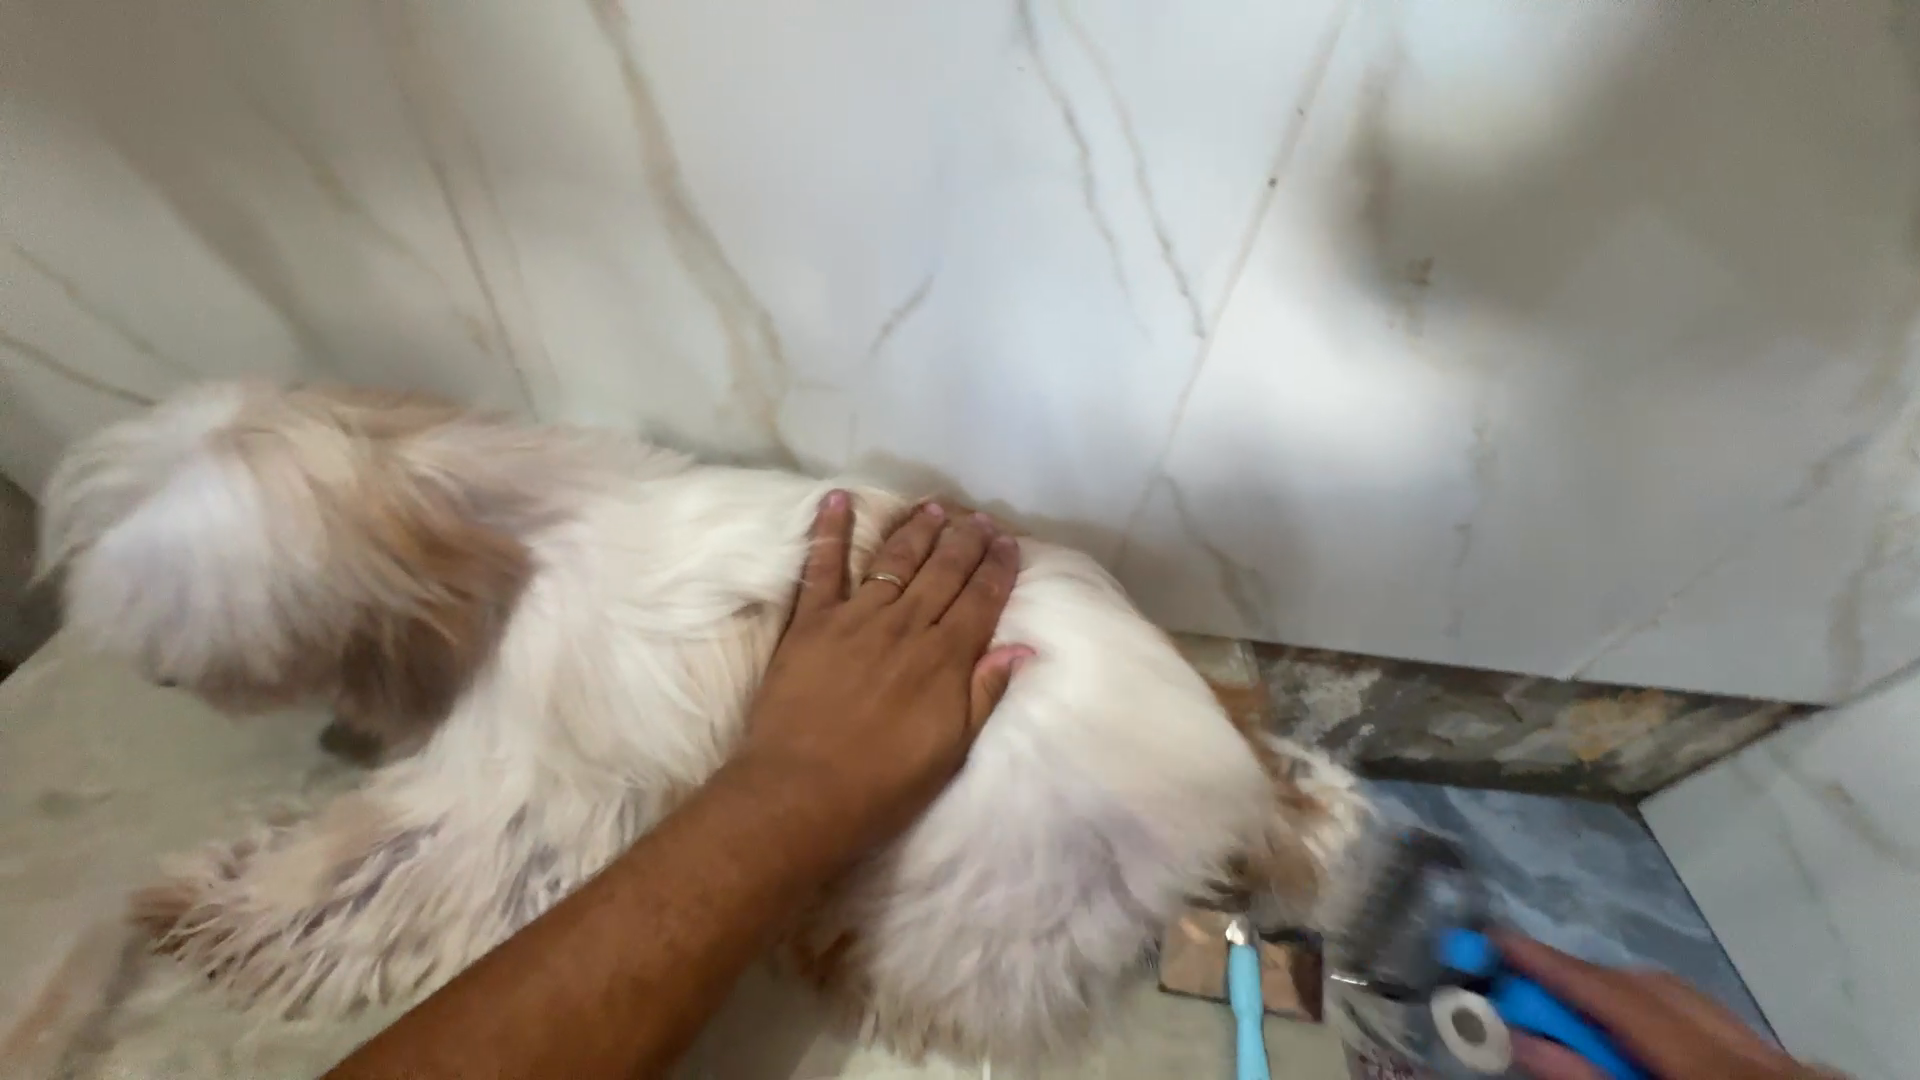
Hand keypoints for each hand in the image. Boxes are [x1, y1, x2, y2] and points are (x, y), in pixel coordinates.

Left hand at [738, 491, 1029, 854]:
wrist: (801, 794)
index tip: (1008, 543)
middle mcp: (905, 625)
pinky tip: (838, 498)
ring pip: (895, 559)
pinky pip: (822, 566)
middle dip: (965, 540)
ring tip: (933, 508)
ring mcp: (855, 617)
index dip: (997, 568)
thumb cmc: (884, 784)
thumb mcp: (951, 749)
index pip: (981, 599)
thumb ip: (984, 692)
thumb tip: (1022, 648)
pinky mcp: (810, 621)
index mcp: (944, 657)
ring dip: (917, 530)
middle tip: (978, 517)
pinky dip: (830, 530)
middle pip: (943, 570)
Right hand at [1496, 933, 1832, 1079]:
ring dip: (1626, 1004)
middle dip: (1585, 981)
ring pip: (1687, 1003)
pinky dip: (1671, 1029)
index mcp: (1723, 1070)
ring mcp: (1798, 1066)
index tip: (1492, 938)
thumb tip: (1512, 1032)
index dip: (1549, 964)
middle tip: (1526, 987)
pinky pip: (1722, 1030)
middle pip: (1652, 987)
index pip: (1616, 995)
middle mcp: (1769, 1056)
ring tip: (1581, 1023)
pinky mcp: (1805, 1075)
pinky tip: (1649, 1053)